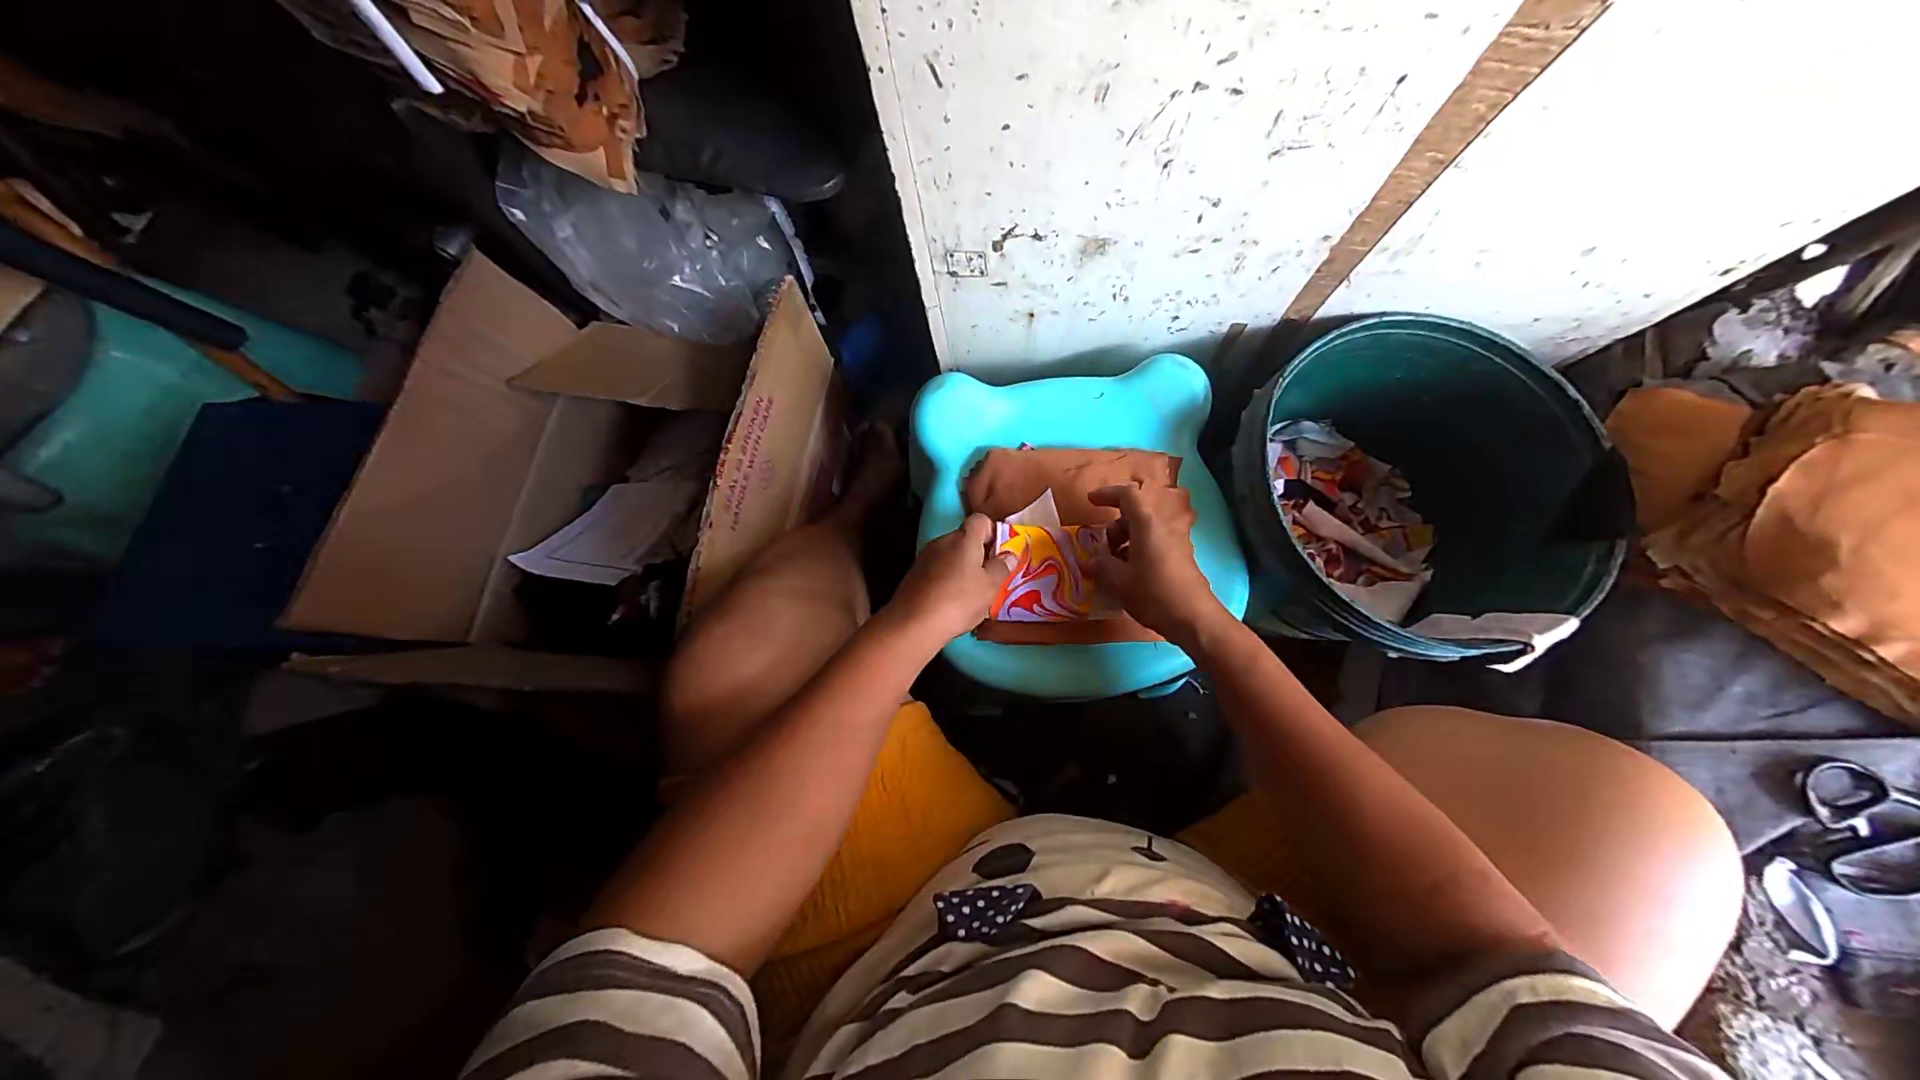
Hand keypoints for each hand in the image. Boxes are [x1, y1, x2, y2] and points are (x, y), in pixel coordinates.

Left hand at [887, 514, 1016, 642]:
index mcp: (963, 538)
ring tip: (971, 593)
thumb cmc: (958, 601)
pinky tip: (951, 601)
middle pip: (965, 538)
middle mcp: (942, 541)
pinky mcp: (914, 573)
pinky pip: (938, 569)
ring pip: (950, 555)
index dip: (993, 532)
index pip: (980, 520)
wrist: (913, 624)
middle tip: (990, 577)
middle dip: (979, 553)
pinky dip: (947, 579)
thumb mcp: (990, 587)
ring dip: (962, 567)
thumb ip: (1001, 568)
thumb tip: (1009, 555)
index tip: (1000, 553)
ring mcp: (925, 556)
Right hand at [1088, 483, 1231, 643]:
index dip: (1108, 494)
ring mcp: (1175, 542)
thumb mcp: (1118, 581)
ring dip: (1125, 541)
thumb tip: (1093, 560)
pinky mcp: (1179, 558)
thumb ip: (1101, 566)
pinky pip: (1153, 545)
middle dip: (1115, 526)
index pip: (1128, 495)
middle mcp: (1163, 528)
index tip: (1091, 501)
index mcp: (1147, 525)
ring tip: (1113, 565)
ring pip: (1144, 531)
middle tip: (1103, 549)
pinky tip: (1129, 576)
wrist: (1194, 618)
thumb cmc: (1154, 594)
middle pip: (1135, 514)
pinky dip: (1137, 551)